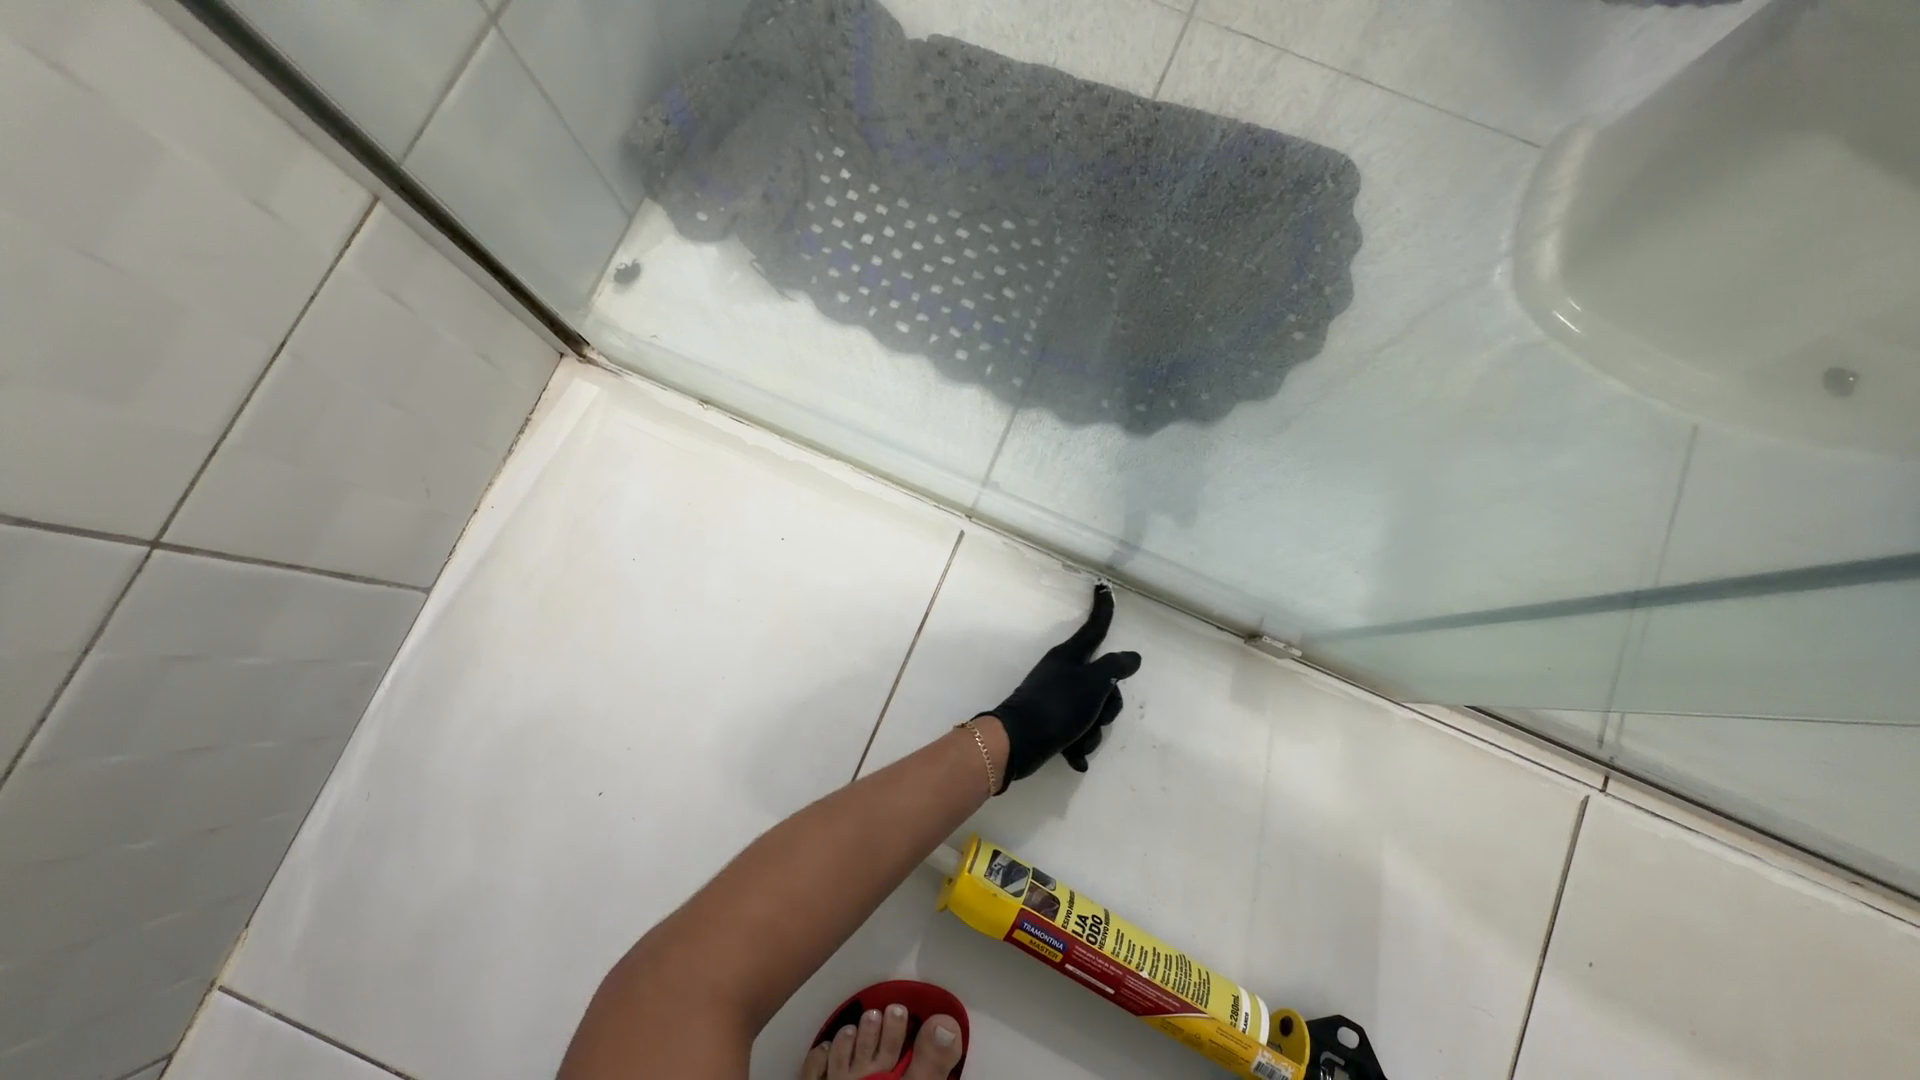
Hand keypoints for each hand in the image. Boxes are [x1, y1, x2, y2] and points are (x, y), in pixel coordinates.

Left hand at [985, 583, 1141, 787]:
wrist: (1019, 742)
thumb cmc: (1058, 706)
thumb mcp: (1093, 683)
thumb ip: (1114, 667)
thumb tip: (1132, 656)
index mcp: (1070, 656)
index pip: (1094, 628)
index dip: (1103, 610)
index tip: (1102, 587)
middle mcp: (1064, 673)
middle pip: (1104, 684)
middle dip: (1106, 707)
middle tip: (1094, 714)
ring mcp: (1057, 699)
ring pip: (1093, 713)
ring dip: (1091, 731)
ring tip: (1076, 738)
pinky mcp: (1052, 723)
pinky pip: (1078, 733)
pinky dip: (1078, 746)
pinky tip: (1073, 756)